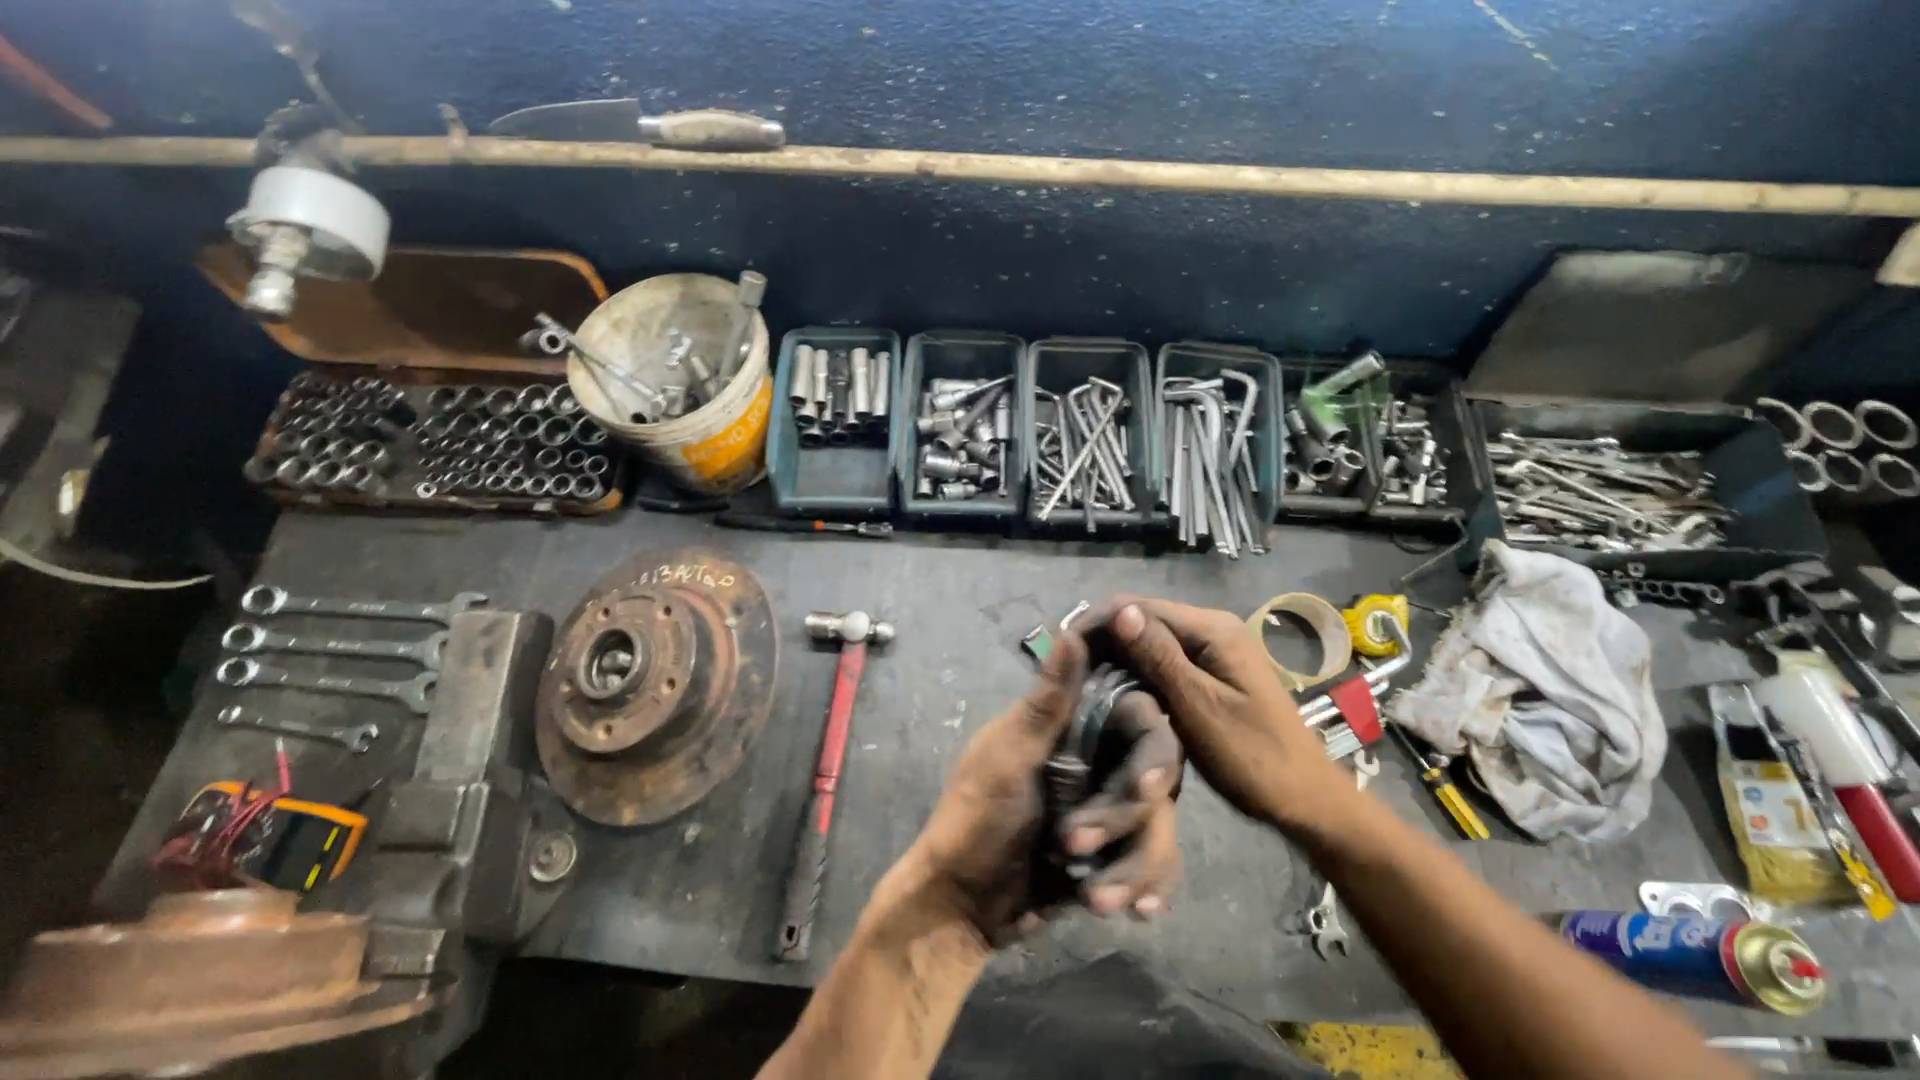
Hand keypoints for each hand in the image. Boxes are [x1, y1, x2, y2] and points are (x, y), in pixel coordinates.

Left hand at [906, 631, 1183, 944]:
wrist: (963, 905)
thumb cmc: (973, 820)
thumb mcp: (1006, 759)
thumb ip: (1046, 702)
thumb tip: (1071, 631)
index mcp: (1073, 727)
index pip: (1138, 720)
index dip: (1150, 751)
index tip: (1144, 785)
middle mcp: (1100, 760)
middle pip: (1155, 777)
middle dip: (1123, 819)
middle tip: (1076, 842)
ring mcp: (1110, 809)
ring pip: (1158, 826)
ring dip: (1132, 866)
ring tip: (1097, 900)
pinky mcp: (1117, 855)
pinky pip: (1154, 864)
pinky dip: (1149, 887)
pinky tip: (1138, 912)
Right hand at [1080, 596, 1356, 833]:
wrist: (1305, 799)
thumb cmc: (1253, 758)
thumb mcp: (1199, 709)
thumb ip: (1159, 658)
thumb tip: (1119, 611)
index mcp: (1213, 630)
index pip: (1139, 607)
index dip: (1097, 623)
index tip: (1062, 651)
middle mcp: (1213, 629)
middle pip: (1144, 619)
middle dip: (1103, 639)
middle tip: (1066, 673)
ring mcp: (1214, 652)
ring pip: (1151, 641)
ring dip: (1117, 656)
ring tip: (1081, 683)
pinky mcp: (1212, 674)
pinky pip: (1165, 661)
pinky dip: (1136, 672)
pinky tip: (1113, 692)